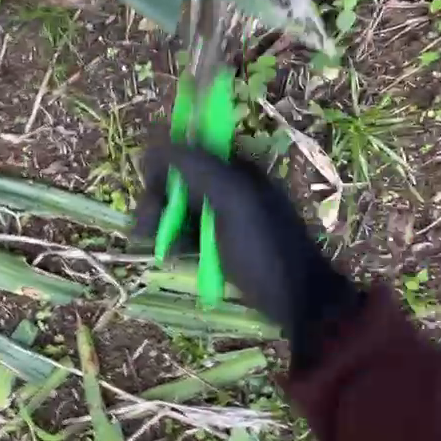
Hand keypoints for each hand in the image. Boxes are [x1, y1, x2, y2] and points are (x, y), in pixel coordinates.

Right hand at [135, 144, 362, 364]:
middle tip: (147, 225)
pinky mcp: (213, 242)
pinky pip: (181, 232)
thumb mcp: (233, 200)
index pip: (185, 147)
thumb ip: (197, 166)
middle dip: (156, 198)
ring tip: (153, 244)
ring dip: (157, 222)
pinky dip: (169, 240)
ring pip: (173, 207)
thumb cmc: (264, 249)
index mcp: (234, 167)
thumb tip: (155, 139)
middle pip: (173, 178)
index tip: (152, 186)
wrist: (294, 301)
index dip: (162, 163)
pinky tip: (168, 254)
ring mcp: (219, 215)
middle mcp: (224, 186)